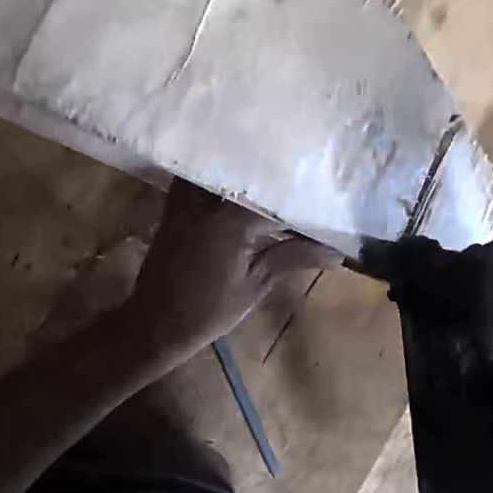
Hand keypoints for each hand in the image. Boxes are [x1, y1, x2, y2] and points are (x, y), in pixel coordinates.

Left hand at [119, 180, 338, 364]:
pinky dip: (220, 177)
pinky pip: (199, 179)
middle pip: (247, 173)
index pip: (275, 194)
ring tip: (275, 169)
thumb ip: (293, 258)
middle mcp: (208, 200)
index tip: (325, 189)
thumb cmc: (208, 311)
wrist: (155, 324)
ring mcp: (187, 201)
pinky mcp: (175, 207)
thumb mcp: (256, 284)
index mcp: (231, 220)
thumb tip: (337, 253)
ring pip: (220, 169)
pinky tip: (239, 185)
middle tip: (305, 172)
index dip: (302, 191)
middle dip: (276, 173)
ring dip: (245, 169)